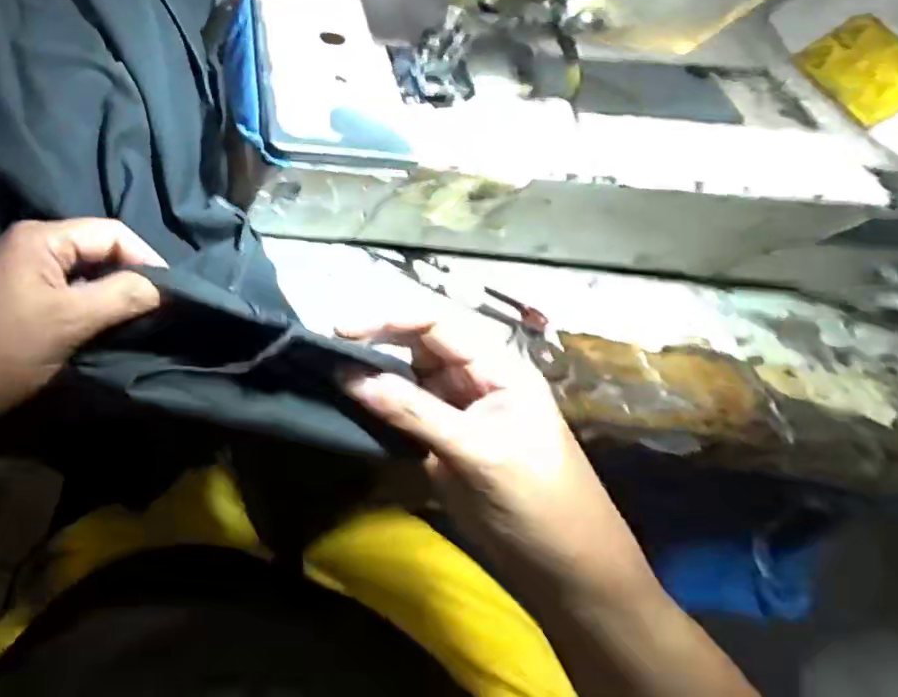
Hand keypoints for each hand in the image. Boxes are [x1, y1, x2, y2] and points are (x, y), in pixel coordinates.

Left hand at [0, 219, 165, 429]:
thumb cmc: (7, 352)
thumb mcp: (70, 321)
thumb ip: (122, 296)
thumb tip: (166, 288)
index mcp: (41, 236)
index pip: (111, 232)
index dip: (146, 258)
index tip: (172, 293)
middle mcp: (34, 240)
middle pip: (99, 245)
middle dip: (132, 272)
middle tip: (161, 305)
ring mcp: (27, 265)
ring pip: (88, 267)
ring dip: (115, 287)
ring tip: (142, 313)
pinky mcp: (24, 290)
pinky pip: (72, 284)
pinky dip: (95, 299)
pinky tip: (110, 319)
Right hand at [341, 316, 656, 602]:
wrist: (569, 577)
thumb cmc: (539, 504)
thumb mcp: (478, 452)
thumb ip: (412, 410)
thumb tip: (346, 375)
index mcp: (498, 368)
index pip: (437, 325)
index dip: (390, 320)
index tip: (343, 330)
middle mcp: (475, 379)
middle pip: (417, 344)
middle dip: (375, 340)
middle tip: (328, 348)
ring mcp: (456, 408)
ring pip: (406, 374)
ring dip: (372, 370)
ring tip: (330, 368)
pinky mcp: (440, 437)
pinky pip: (402, 407)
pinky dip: (376, 401)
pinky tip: (349, 399)